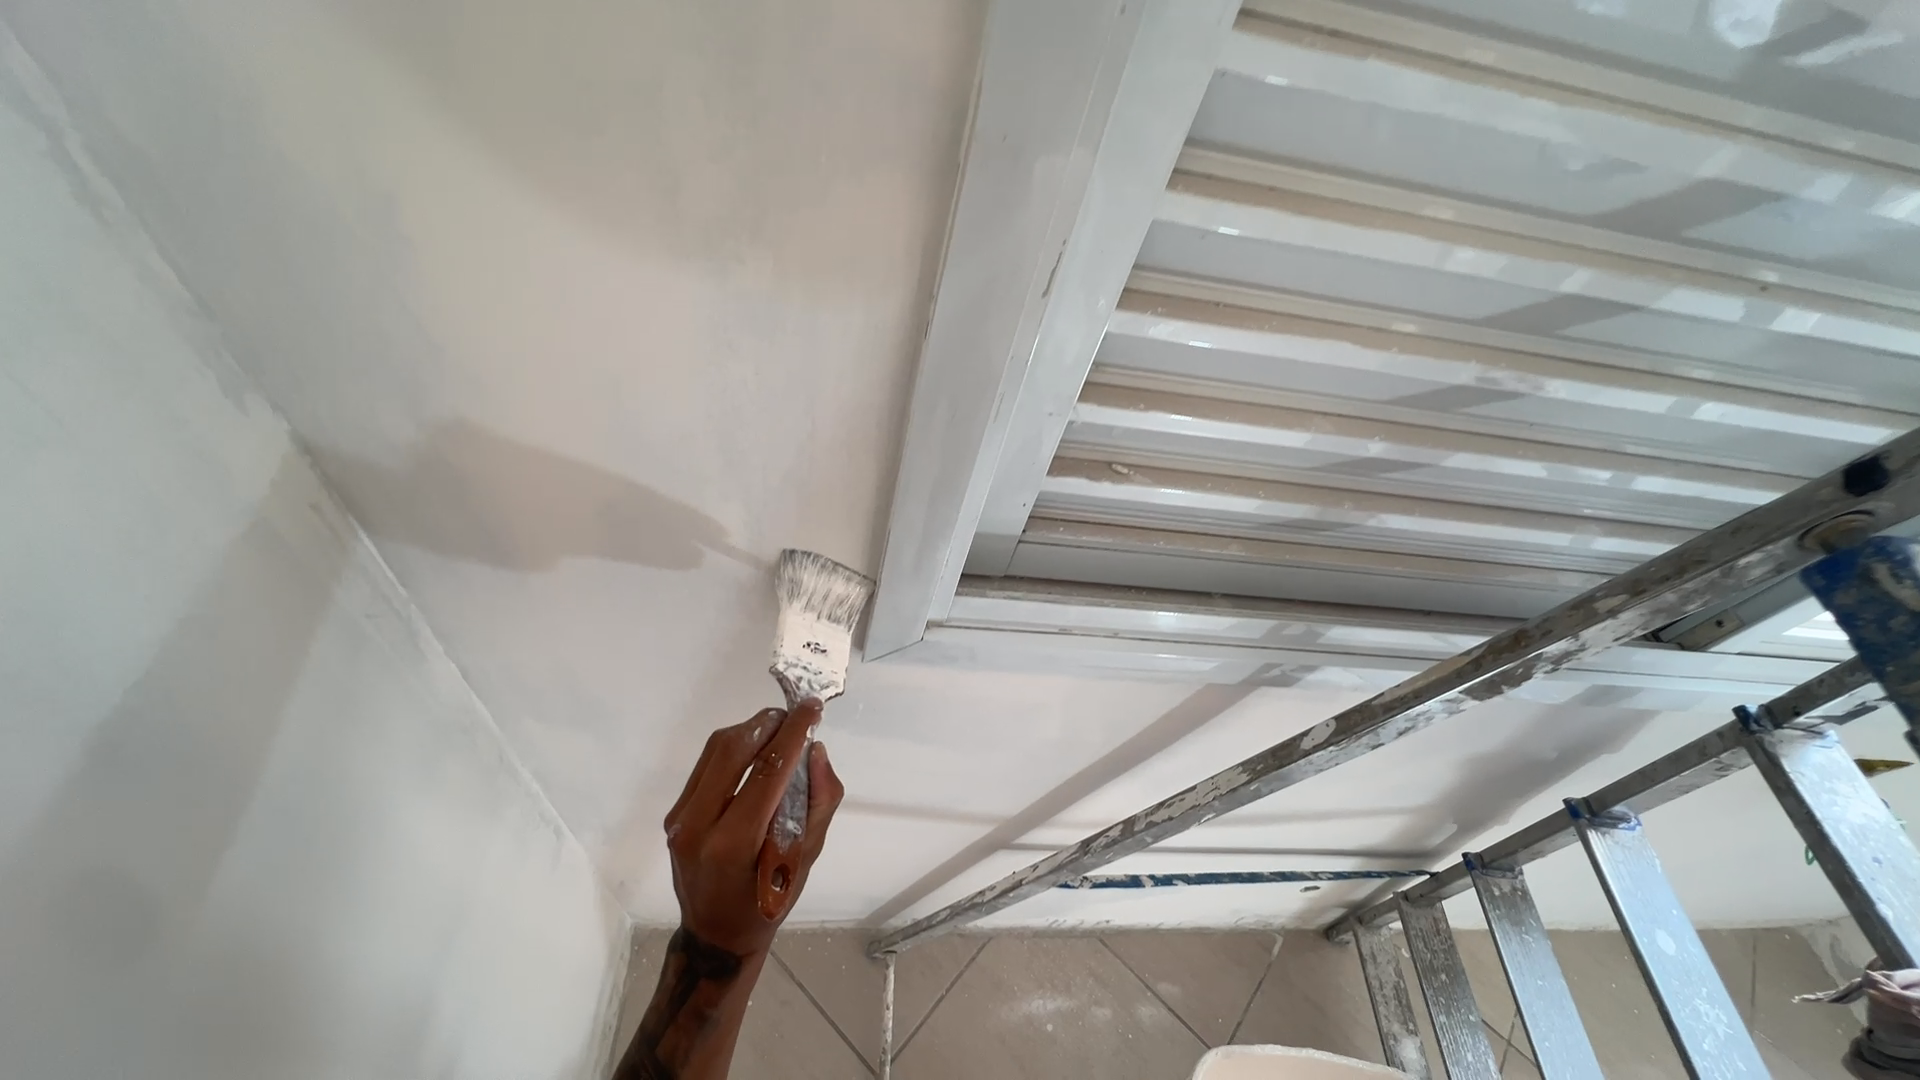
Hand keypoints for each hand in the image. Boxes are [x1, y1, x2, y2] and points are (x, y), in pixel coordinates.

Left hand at [662, 701, 844, 957]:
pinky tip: (757, 751)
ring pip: (715, 750)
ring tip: (780, 729)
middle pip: (733, 749)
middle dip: (769, 723)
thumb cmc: (769, 903)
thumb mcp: (806, 859)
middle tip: (797, 716)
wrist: (715, 935)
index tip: (812, 707)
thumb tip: (816, 751)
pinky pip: (707, 764)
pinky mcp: (675, 814)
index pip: (767, 771)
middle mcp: (697, 826)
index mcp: (733, 843)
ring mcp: (679, 819)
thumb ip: (819, 803)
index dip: (793, 733)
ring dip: (751, 730)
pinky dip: (735, 748)